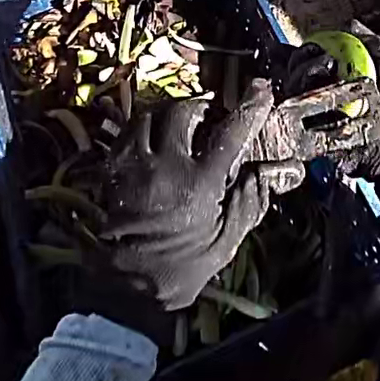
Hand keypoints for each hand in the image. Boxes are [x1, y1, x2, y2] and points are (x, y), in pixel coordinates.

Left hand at [93, 79, 297, 324]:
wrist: (128, 291)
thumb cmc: (185, 267)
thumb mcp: (228, 239)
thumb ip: (250, 199)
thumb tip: (268, 170)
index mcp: (199, 185)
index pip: (229, 133)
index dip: (248, 107)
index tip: (259, 89)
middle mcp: (165, 168)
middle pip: (181, 111)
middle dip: (198, 107)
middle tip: (208, 116)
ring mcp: (133, 168)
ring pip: (148, 116)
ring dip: (166, 114)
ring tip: (177, 125)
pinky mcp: (112, 173)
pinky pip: (126, 134)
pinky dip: (142, 129)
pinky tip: (153, 141)